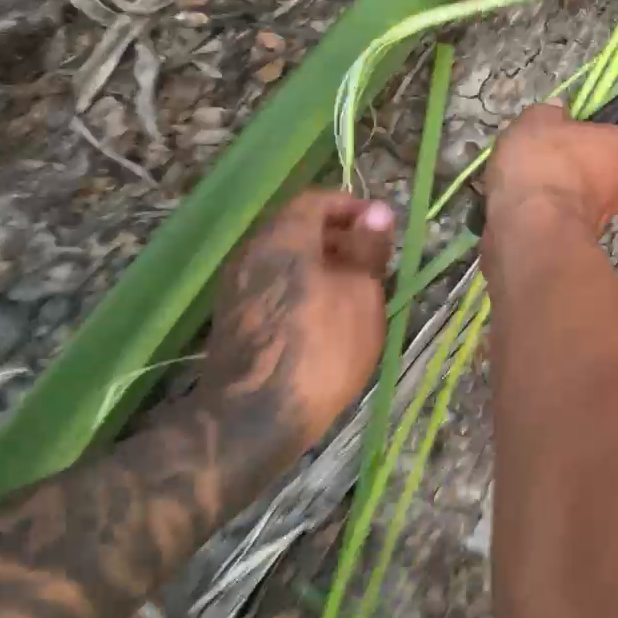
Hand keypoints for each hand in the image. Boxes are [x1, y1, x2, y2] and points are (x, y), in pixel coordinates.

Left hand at [199, 191, 395, 448]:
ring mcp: (237, 285)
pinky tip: (328, 314)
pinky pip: (274, 281)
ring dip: (323, 262)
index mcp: (284, 238)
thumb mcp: (361, 292)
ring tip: (358, 290)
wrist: (255, 418)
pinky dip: (304, 283)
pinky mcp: (234, 315)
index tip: (382, 230)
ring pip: (286, 256)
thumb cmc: (322, 347)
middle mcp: (253, 252)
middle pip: (298, 226)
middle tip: (376, 262)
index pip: (317, 199)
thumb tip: (378, 210)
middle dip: (340, 236)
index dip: (353, 207)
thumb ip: (368, 248)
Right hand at [487, 104, 617, 232]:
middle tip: (562, 154)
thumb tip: (559, 111)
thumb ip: (550, 113)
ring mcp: (606, 217)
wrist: (533, 229)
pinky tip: (531, 203)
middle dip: (593, 164)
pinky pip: (572, 216)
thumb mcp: (538, 121)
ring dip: (574, 189)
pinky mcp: (583, 239)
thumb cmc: (546, 163)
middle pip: (616, 170)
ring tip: (540, 179)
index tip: (601, 134)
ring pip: (594, 196)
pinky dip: (557, 209)